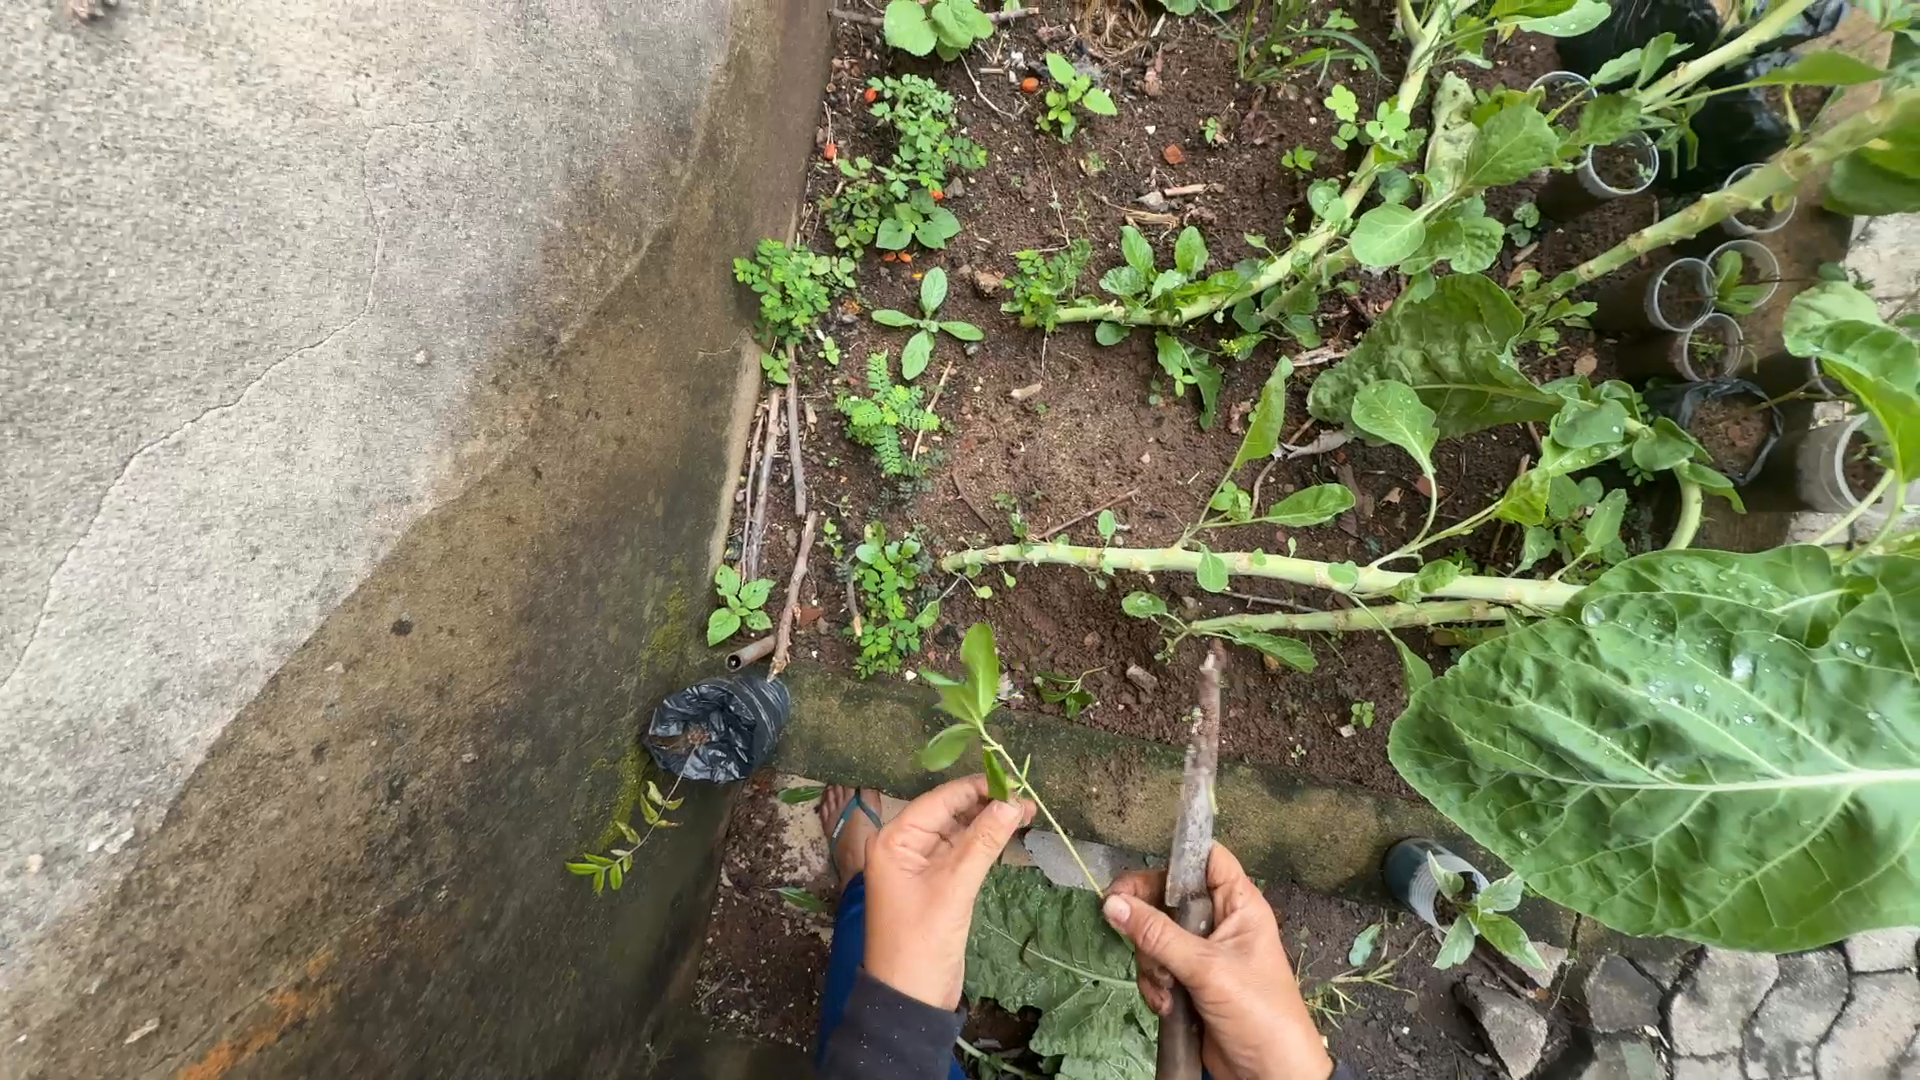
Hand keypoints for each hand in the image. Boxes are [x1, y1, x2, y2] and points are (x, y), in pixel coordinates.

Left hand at [862, 774, 1035, 1009]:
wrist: (910, 1002)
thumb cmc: (921, 943)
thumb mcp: (954, 889)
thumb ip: (983, 843)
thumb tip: (1011, 803)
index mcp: (895, 839)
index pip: (940, 800)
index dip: (976, 788)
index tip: (1012, 780)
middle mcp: (904, 844)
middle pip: (950, 811)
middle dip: (986, 803)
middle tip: (1025, 799)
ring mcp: (920, 863)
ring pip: (959, 830)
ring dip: (989, 821)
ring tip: (1025, 812)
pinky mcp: (937, 881)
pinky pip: (962, 850)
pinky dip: (984, 842)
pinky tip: (1007, 832)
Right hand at [1103, 844, 1332, 1079]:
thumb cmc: (1257, 1013)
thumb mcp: (1207, 970)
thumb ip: (1157, 934)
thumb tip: (1110, 903)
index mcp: (1238, 904)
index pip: (1205, 857)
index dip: (1175, 857)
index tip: (1140, 877)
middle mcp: (1219, 919)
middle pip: (1168, 894)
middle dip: (1147, 916)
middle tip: (1122, 922)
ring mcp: (1201, 950)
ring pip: (1156, 931)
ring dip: (1151, 958)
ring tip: (1164, 986)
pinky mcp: (1188, 978)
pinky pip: (1156, 963)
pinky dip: (1154, 981)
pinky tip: (1165, 1004)